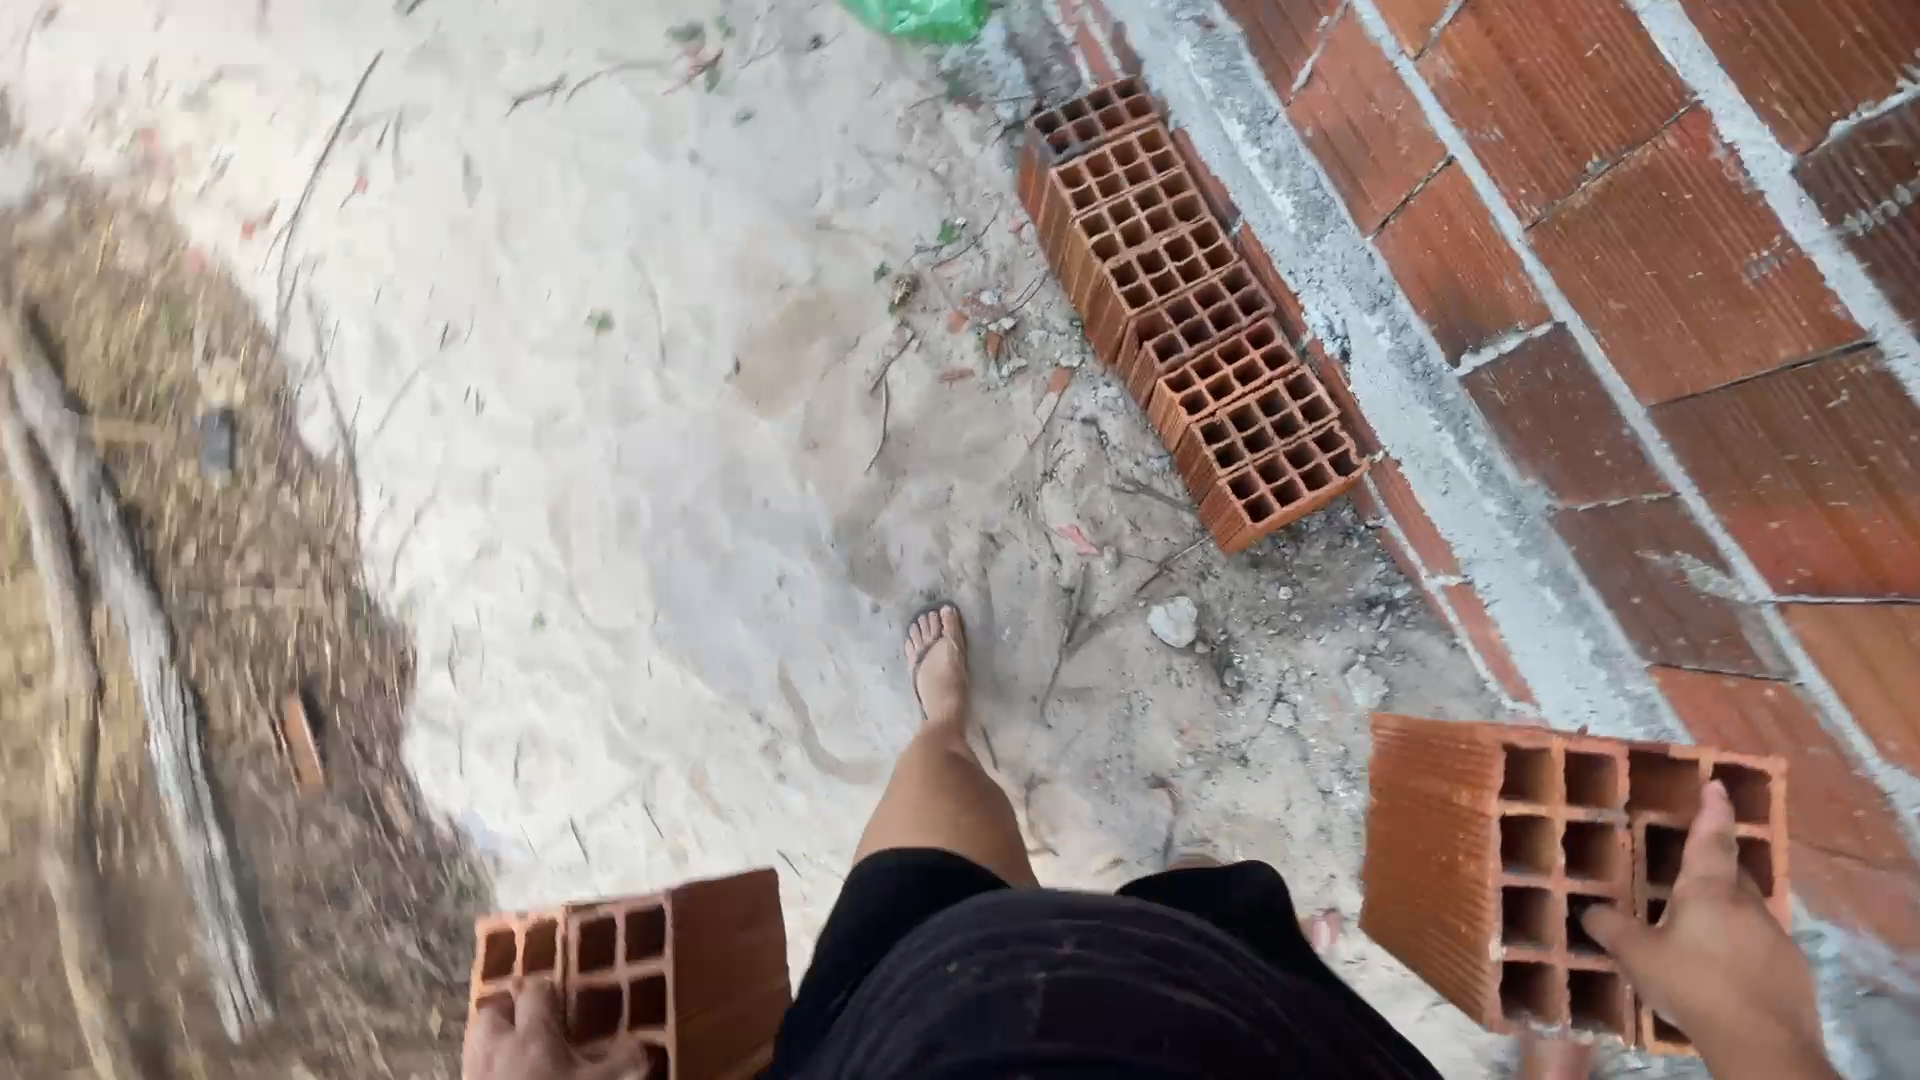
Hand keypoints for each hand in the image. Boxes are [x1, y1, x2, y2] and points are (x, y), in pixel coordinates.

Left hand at [464, 982, 652, 1079]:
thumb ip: (621, 1063)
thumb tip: (642, 1047)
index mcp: (532, 1035)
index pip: (535, 991)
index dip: (548, 989)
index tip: (562, 997)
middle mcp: (498, 1048)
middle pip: (492, 1011)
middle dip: (508, 1008)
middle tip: (530, 1016)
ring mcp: (474, 1075)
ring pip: (475, 1040)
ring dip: (492, 1036)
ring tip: (513, 1045)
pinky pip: (470, 1071)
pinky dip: (484, 1068)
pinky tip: (504, 1077)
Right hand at [1581, 781, 1835, 1078]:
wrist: (1762, 1045)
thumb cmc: (1691, 982)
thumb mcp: (1633, 952)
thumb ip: (1607, 925)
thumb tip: (1587, 910)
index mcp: (1709, 892)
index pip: (1711, 840)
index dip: (1712, 811)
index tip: (1716, 784)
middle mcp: (1749, 908)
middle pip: (1734, 875)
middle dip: (1714, 868)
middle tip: (1686, 872)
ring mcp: (1778, 942)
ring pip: (1747, 912)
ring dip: (1723, 912)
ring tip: (1693, 930)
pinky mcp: (1793, 974)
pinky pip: (1759, 946)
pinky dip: (1737, 946)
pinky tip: (1717, 968)